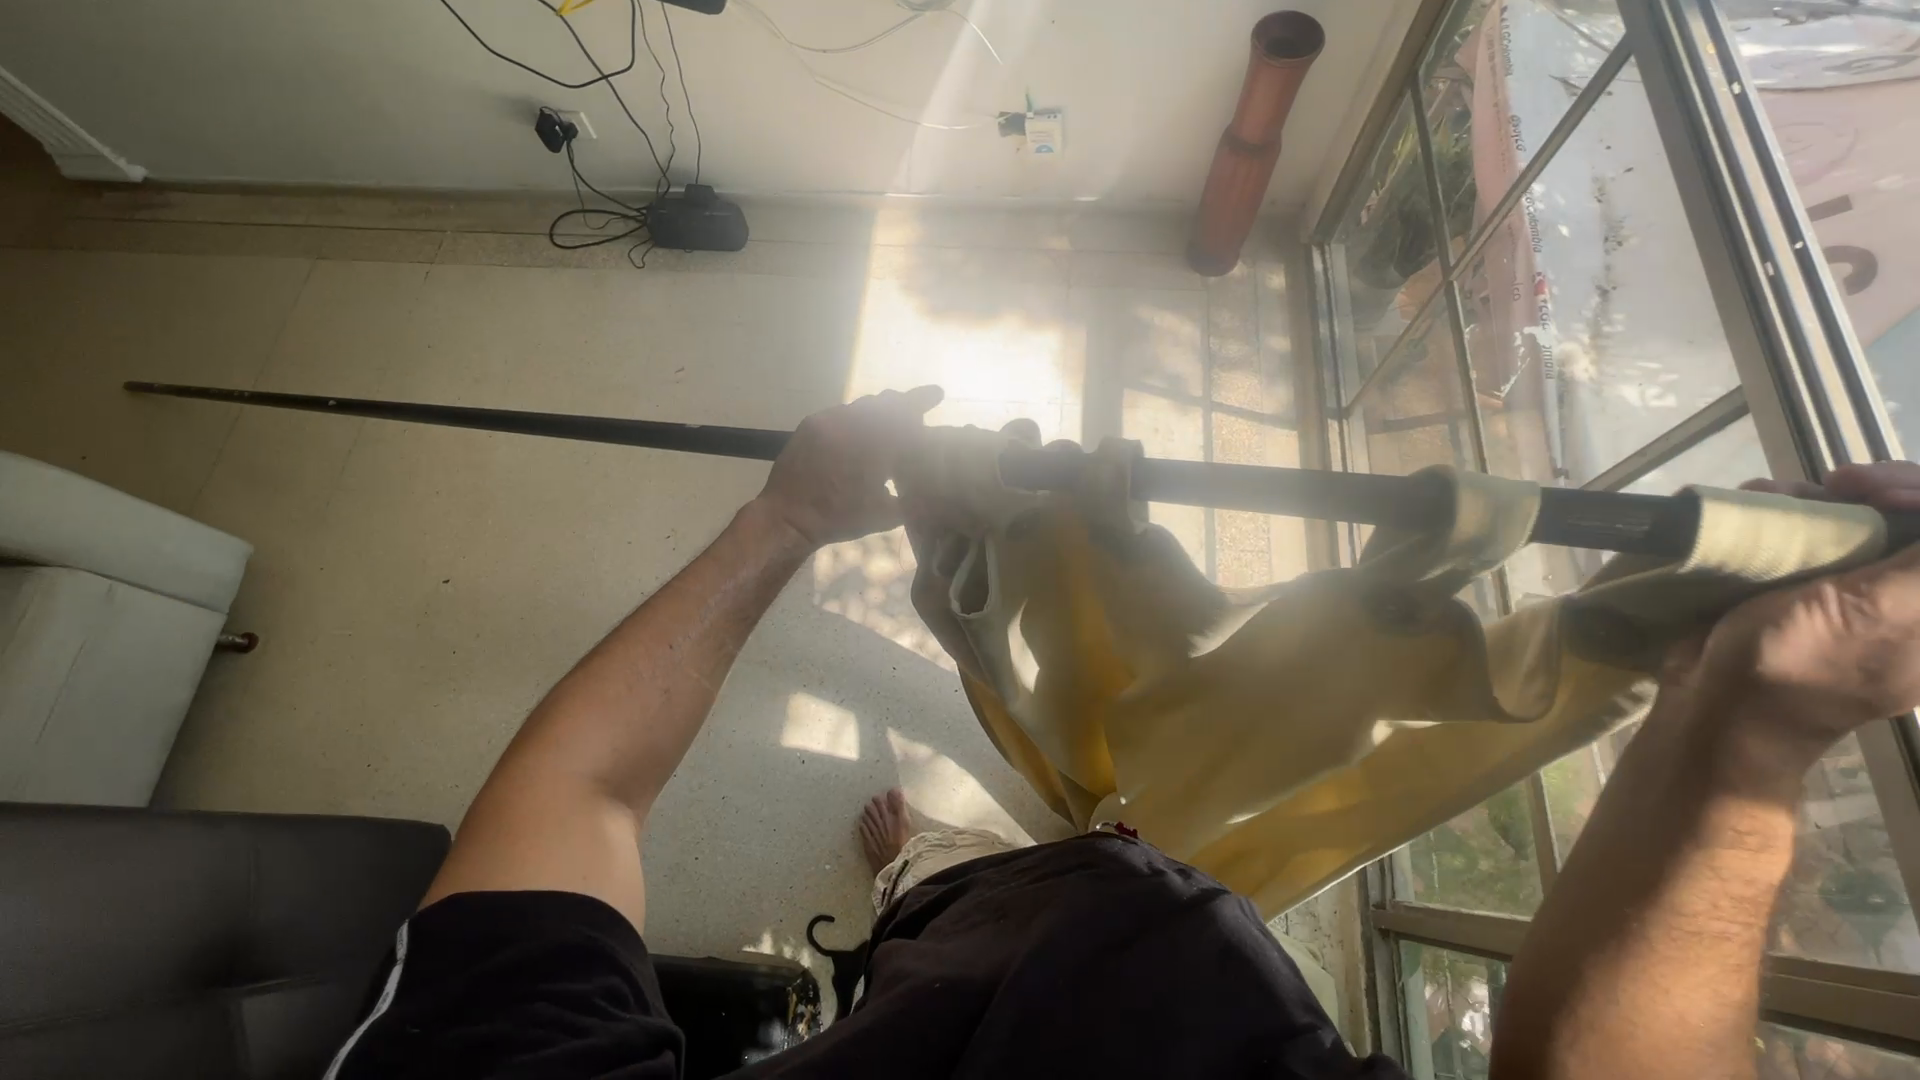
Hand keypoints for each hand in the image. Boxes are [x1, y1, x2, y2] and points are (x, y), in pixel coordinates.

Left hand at [756, 386, 942, 547]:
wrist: (788, 517)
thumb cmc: (839, 519)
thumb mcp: (884, 514)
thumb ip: (909, 496)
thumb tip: (925, 485)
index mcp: (875, 443)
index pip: (906, 412)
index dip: (922, 400)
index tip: (937, 394)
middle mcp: (852, 423)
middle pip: (884, 402)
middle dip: (901, 405)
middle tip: (914, 414)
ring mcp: (829, 420)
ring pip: (861, 406)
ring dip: (877, 413)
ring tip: (886, 426)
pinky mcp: (811, 424)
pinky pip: (840, 413)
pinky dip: (855, 419)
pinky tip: (857, 435)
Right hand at [1675, 462, 1919, 760]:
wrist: (1719, 703)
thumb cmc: (1800, 660)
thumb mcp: (1881, 610)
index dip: (1916, 493)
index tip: (1870, 489)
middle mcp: (1907, 596)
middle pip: (1909, 518)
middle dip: (1875, 489)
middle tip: (1831, 482)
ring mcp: (1853, 592)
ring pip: (1858, 521)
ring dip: (1816, 499)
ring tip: (1767, 497)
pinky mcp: (1800, 592)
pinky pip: (1808, 540)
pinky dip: (1782, 518)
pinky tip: (1752, 511)